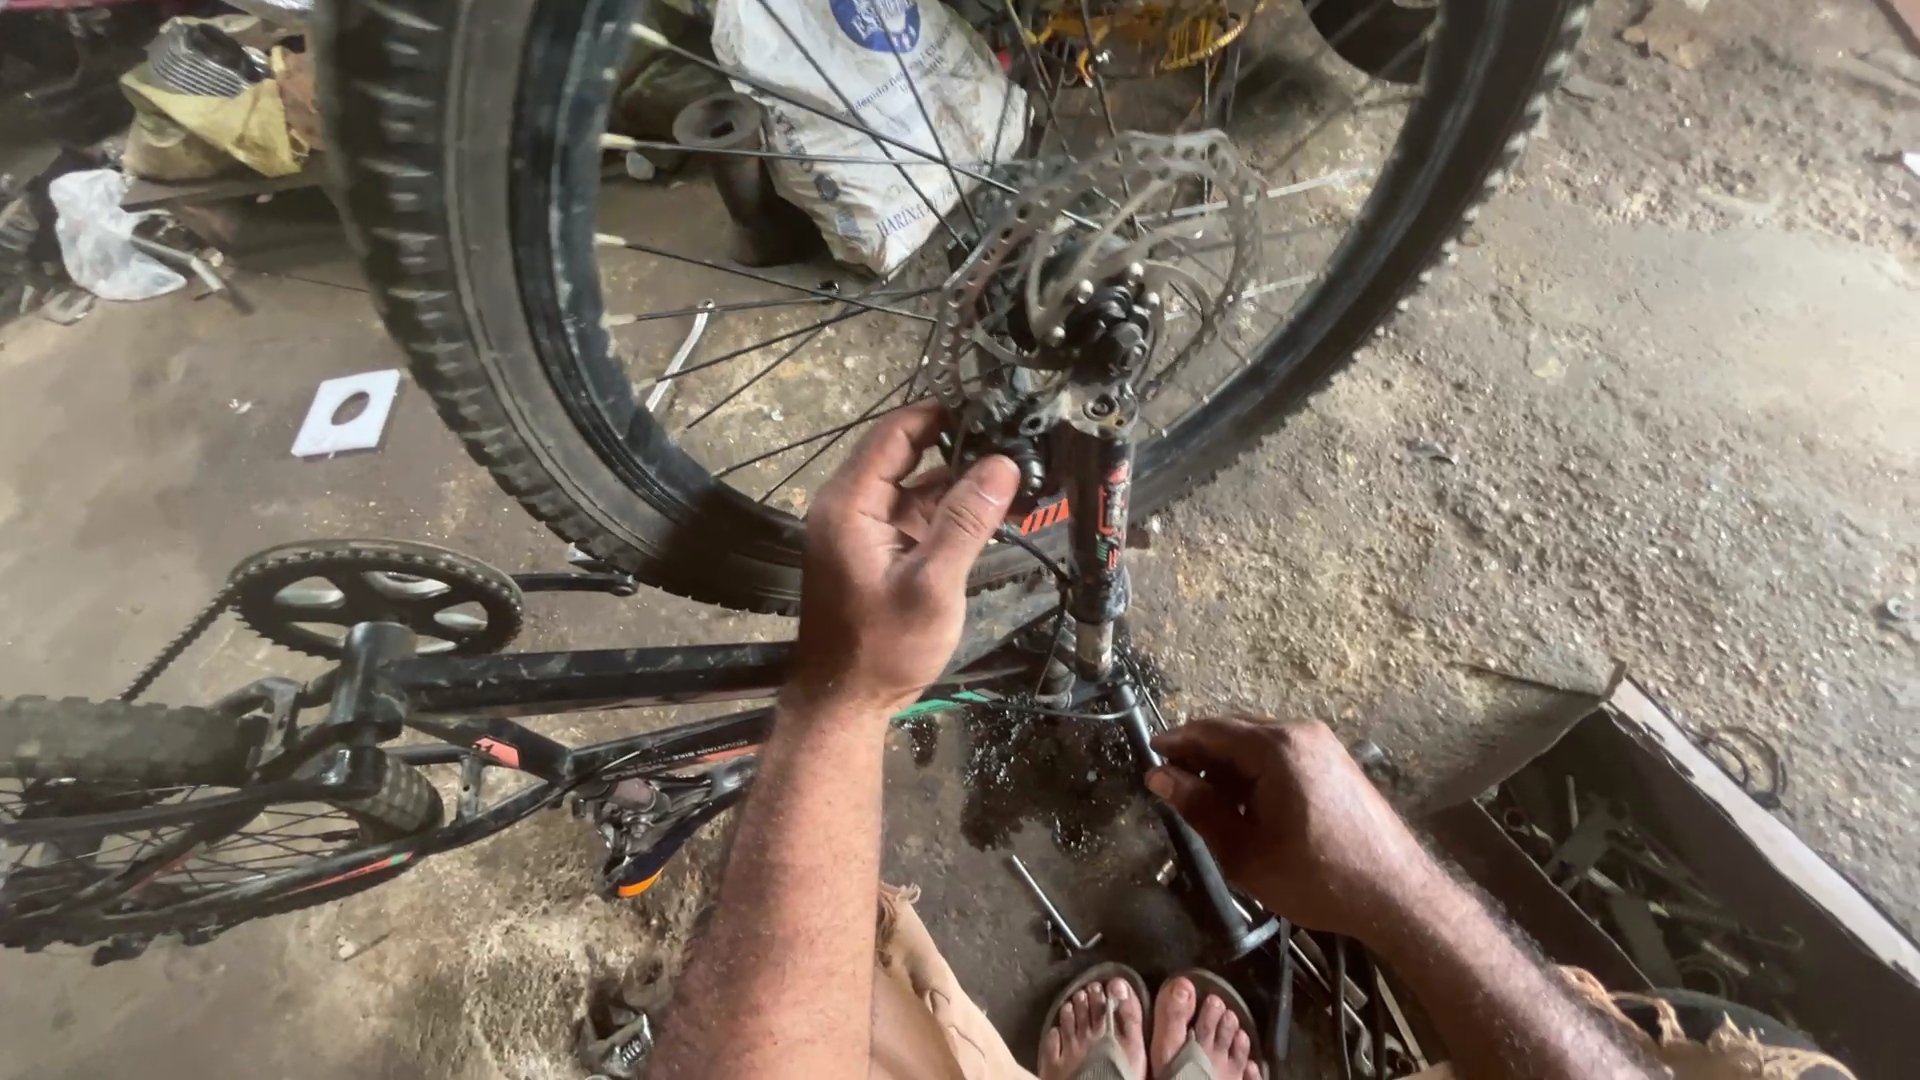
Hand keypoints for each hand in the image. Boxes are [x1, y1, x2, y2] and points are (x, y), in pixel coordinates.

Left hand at [788, 402, 1020, 715]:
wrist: (846, 699)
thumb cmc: (883, 646)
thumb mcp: (932, 584)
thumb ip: (966, 522)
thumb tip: (1003, 464)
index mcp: (850, 503)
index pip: (893, 434)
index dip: (938, 414)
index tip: (987, 407)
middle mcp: (851, 506)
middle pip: (905, 455)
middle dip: (957, 447)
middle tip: (1011, 439)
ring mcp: (864, 529)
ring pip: (915, 486)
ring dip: (958, 482)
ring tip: (1014, 473)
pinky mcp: (878, 550)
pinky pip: (915, 516)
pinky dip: (949, 512)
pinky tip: (991, 511)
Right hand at [1146, 717, 1434, 937]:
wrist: (1400, 898)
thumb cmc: (1317, 878)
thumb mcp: (1244, 850)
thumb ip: (1198, 807)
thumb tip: (1157, 776)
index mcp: (1275, 748)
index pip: (1208, 730)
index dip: (1175, 742)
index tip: (1150, 758)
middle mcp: (1298, 731)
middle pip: (1231, 729)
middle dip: (1200, 753)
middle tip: (1177, 785)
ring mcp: (1321, 742)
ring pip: (1254, 738)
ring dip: (1227, 761)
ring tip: (1210, 799)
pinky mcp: (1333, 758)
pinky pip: (1279, 749)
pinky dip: (1253, 766)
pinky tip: (1247, 800)